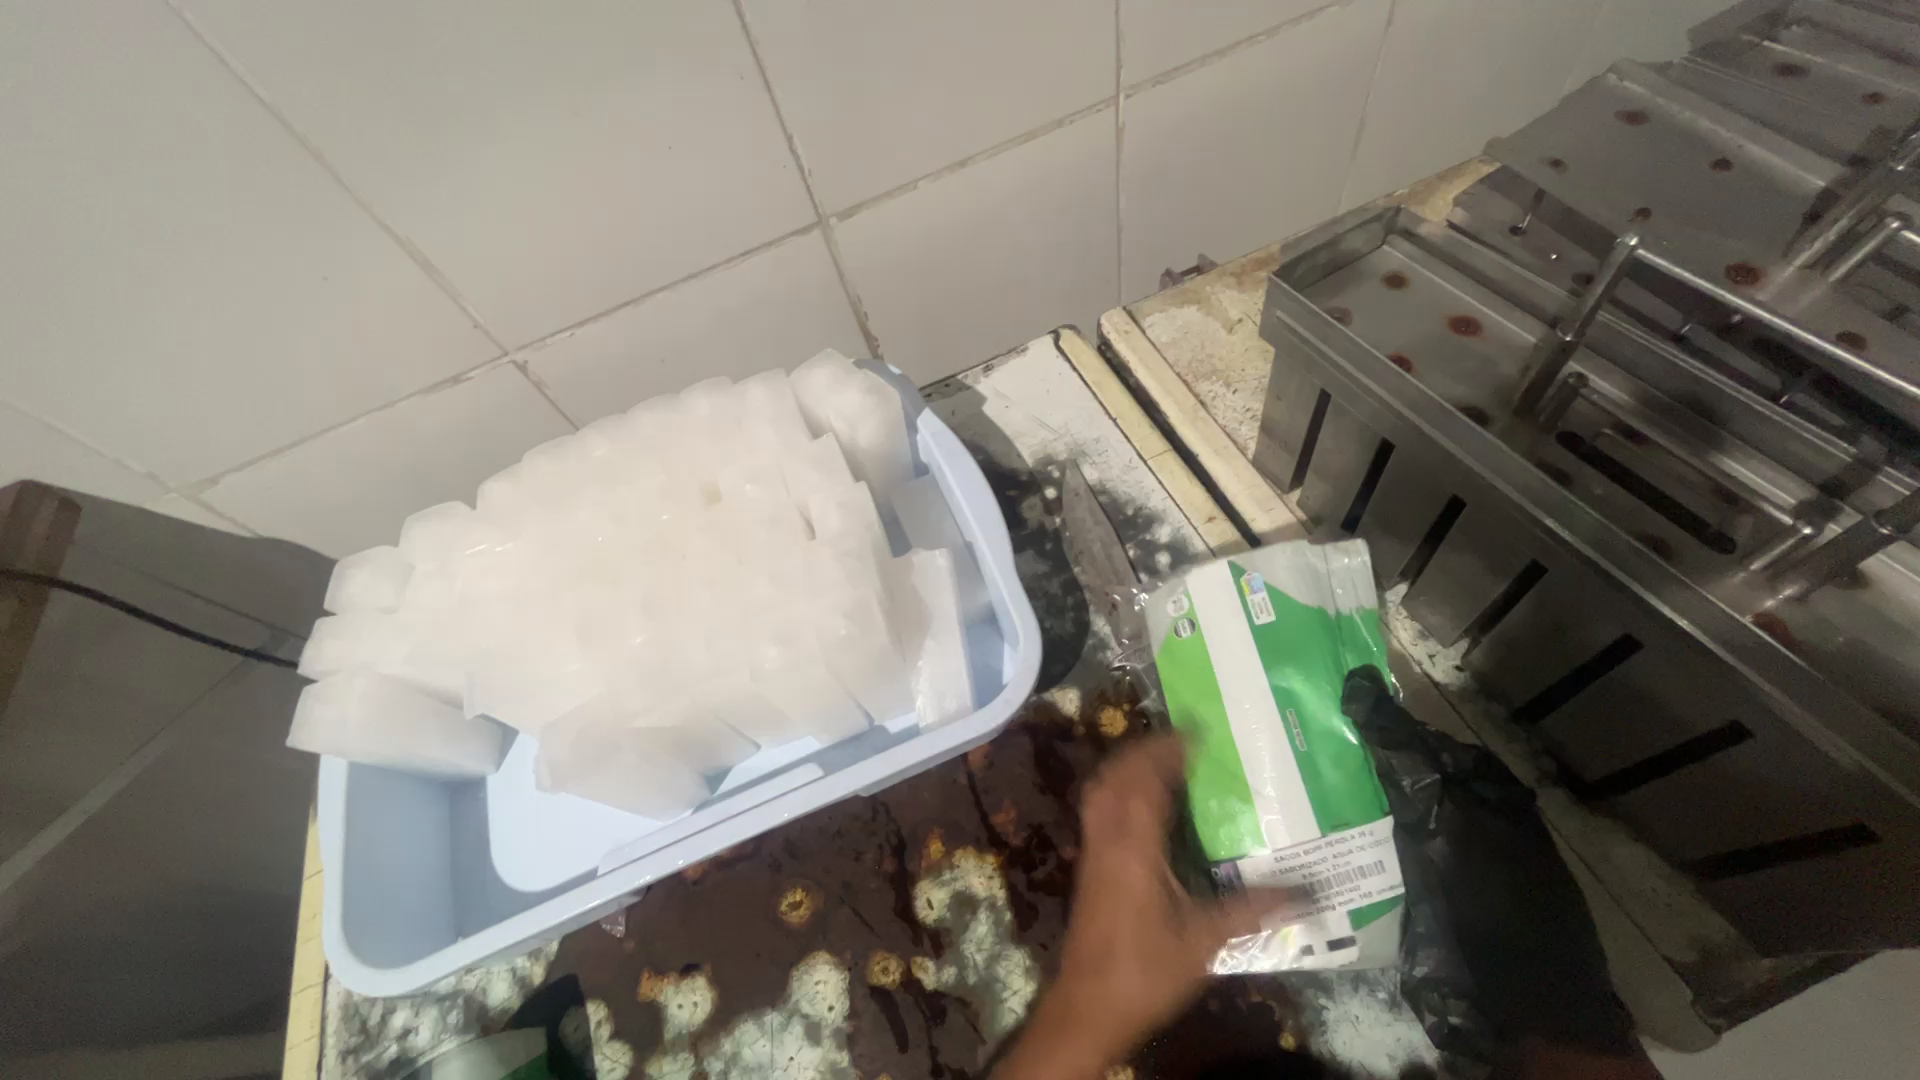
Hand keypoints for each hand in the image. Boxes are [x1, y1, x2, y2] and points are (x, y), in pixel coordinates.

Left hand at [996, 737, 1300, 1077]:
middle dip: (1147, 749)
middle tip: (1186, 742)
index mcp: (1134, 841)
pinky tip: (1145, 804)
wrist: (1089, 1004)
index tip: (1198, 731)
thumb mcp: (1206, 940)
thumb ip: (1254, 909)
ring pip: (1103, 787)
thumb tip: (1310, 892)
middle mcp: (1108, 834)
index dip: (1168, 748)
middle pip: (1118, 772)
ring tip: (1165, 762)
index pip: (1147, 776)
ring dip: (1129, 766)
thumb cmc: (1146, 969)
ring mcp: (1093, 847)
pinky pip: (1099, 807)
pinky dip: (1118, 789)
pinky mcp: (1089, 862)